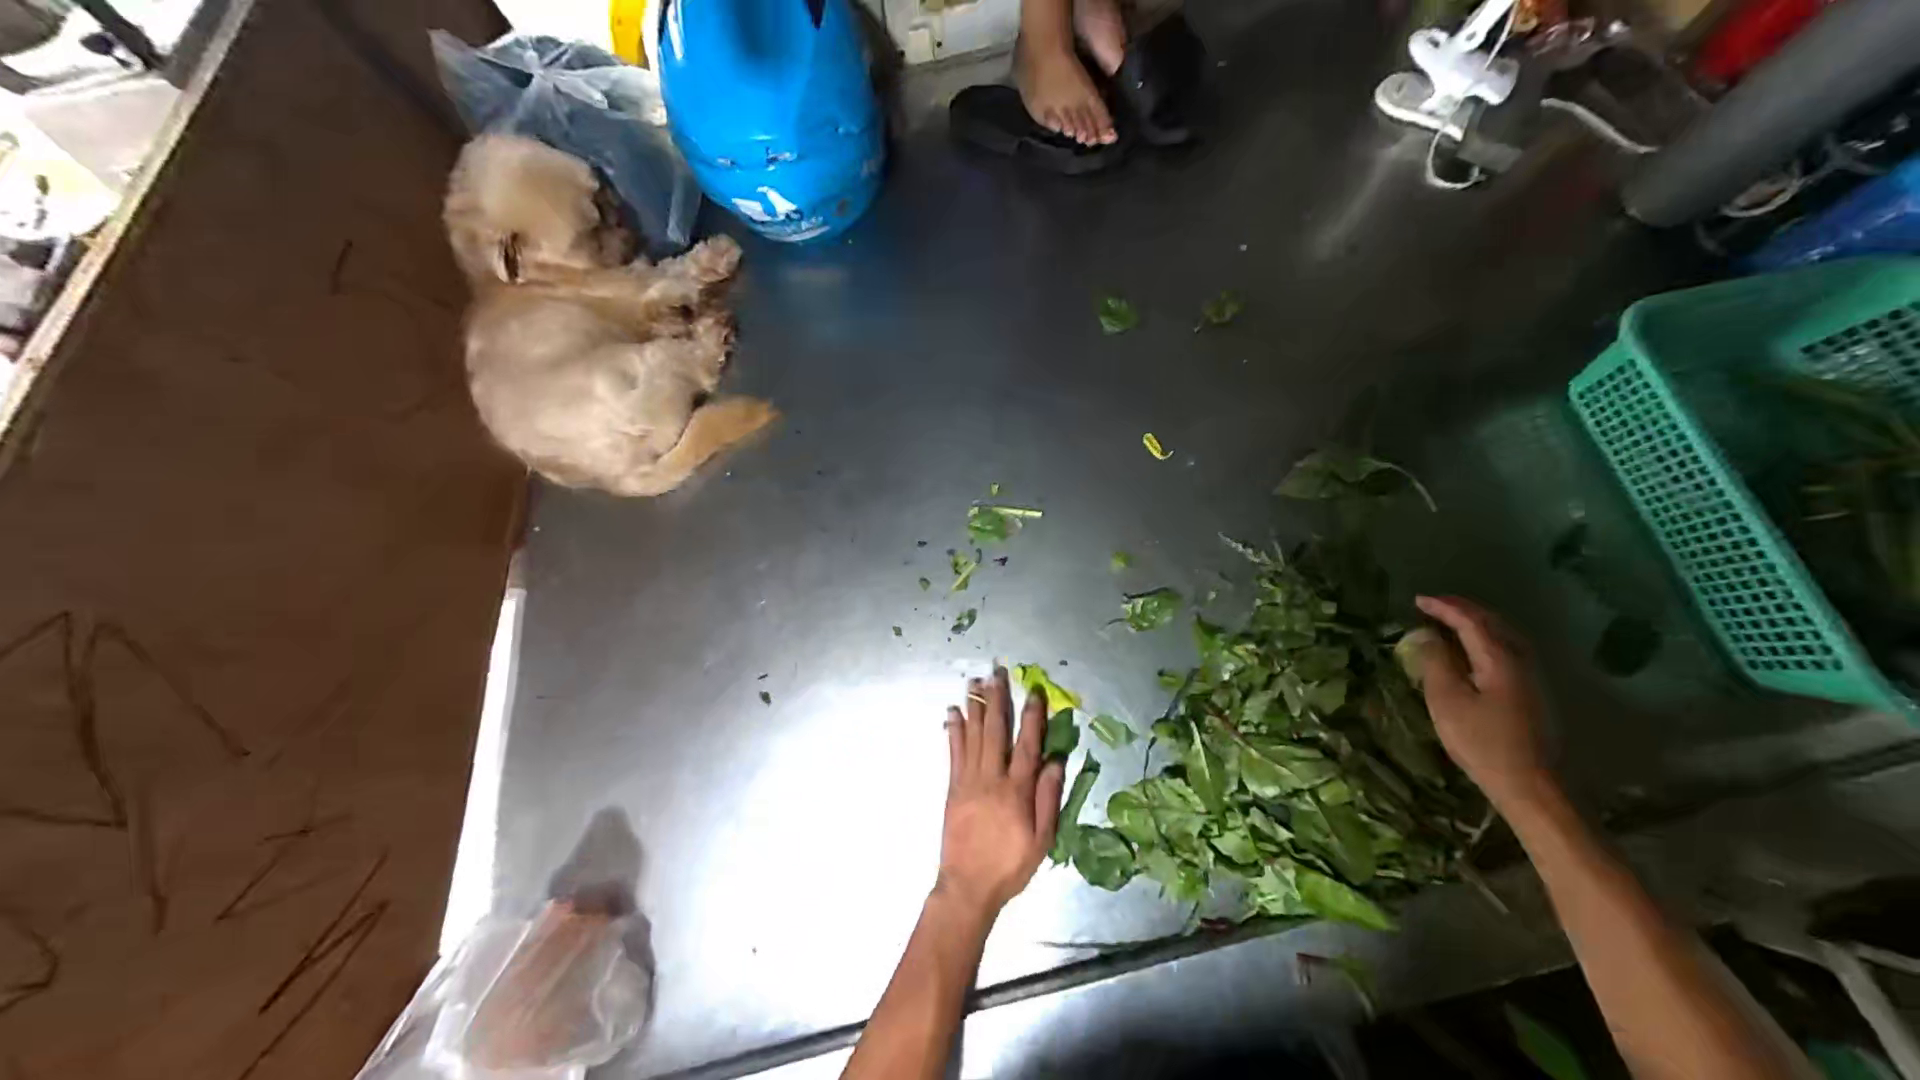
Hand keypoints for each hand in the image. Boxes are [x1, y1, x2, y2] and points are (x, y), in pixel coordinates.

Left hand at [936, 667, 1065, 916]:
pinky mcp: (953, 787)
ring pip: (974, 735)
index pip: (1028, 745)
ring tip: (976, 681)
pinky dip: (954, 730)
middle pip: (996, 731)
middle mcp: (992, 779)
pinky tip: (953, 712)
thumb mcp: (1042, 839)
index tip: (1035, 692)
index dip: (1032, 717)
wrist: (968, 886)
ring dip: (976, 706)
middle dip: (998, 699)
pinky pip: (954, 752)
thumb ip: (1049, 798)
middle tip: (998, 672)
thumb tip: (1055, 761)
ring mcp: (969, 780)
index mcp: (1018, 791)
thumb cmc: (1011, 865)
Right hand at [1409, 595, 1557, 811]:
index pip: (1470, 621)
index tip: (1417, 600)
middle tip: (1433, 605)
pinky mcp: (1532, 692)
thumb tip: (1425, 635)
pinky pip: (1507, 650)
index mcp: (1500, 658)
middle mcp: (1521, 660)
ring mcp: (1531, 677)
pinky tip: (1474, 649)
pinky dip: (1485, 639)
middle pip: (1493, 623)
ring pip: (1504, 636)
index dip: (1443, 607)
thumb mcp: (1447, 701)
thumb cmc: (1482, 741)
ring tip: (1450, 622)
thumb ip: (1435, 662)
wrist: (1529, 784)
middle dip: (1462, 610)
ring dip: (1476, 623)